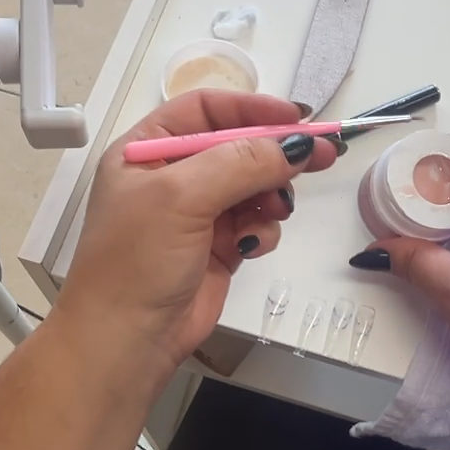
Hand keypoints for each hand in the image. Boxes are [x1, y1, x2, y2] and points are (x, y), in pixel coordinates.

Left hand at [54, 90, 334, 368]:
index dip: (251, 108)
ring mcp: (196, 214)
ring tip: (274, 209)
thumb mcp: (182, 196)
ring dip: (270, 194)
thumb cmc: (137, 260)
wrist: (127, 340)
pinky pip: (255, 223)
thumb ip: (242, 162)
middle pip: (237, 147)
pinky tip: (251, 244)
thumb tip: (296, 145)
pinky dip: (262, 229)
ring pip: (253, 185)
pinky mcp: (218, 247)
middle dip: (275, 153)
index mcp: (146, 150)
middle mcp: (171, 177)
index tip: (296, 117)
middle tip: (323, 155)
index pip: (205, 110)